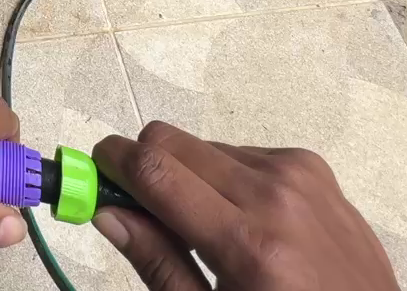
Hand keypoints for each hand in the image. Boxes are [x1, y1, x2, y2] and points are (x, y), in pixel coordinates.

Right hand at [91, 122, 398, 290]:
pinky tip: (248, 220)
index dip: (110, 162)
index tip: (93, 176)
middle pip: (170, 141)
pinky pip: (238, 152)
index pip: (154, 169)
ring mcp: (300, 176)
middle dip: (143, 167)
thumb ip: (158, 264)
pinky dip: (224, 177)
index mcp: (251, 246)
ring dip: (187, 175)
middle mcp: (276, 196)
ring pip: (201, 145)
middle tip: (145, 211)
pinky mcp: (313, 168)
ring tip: (210, 229)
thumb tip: (103, 209)